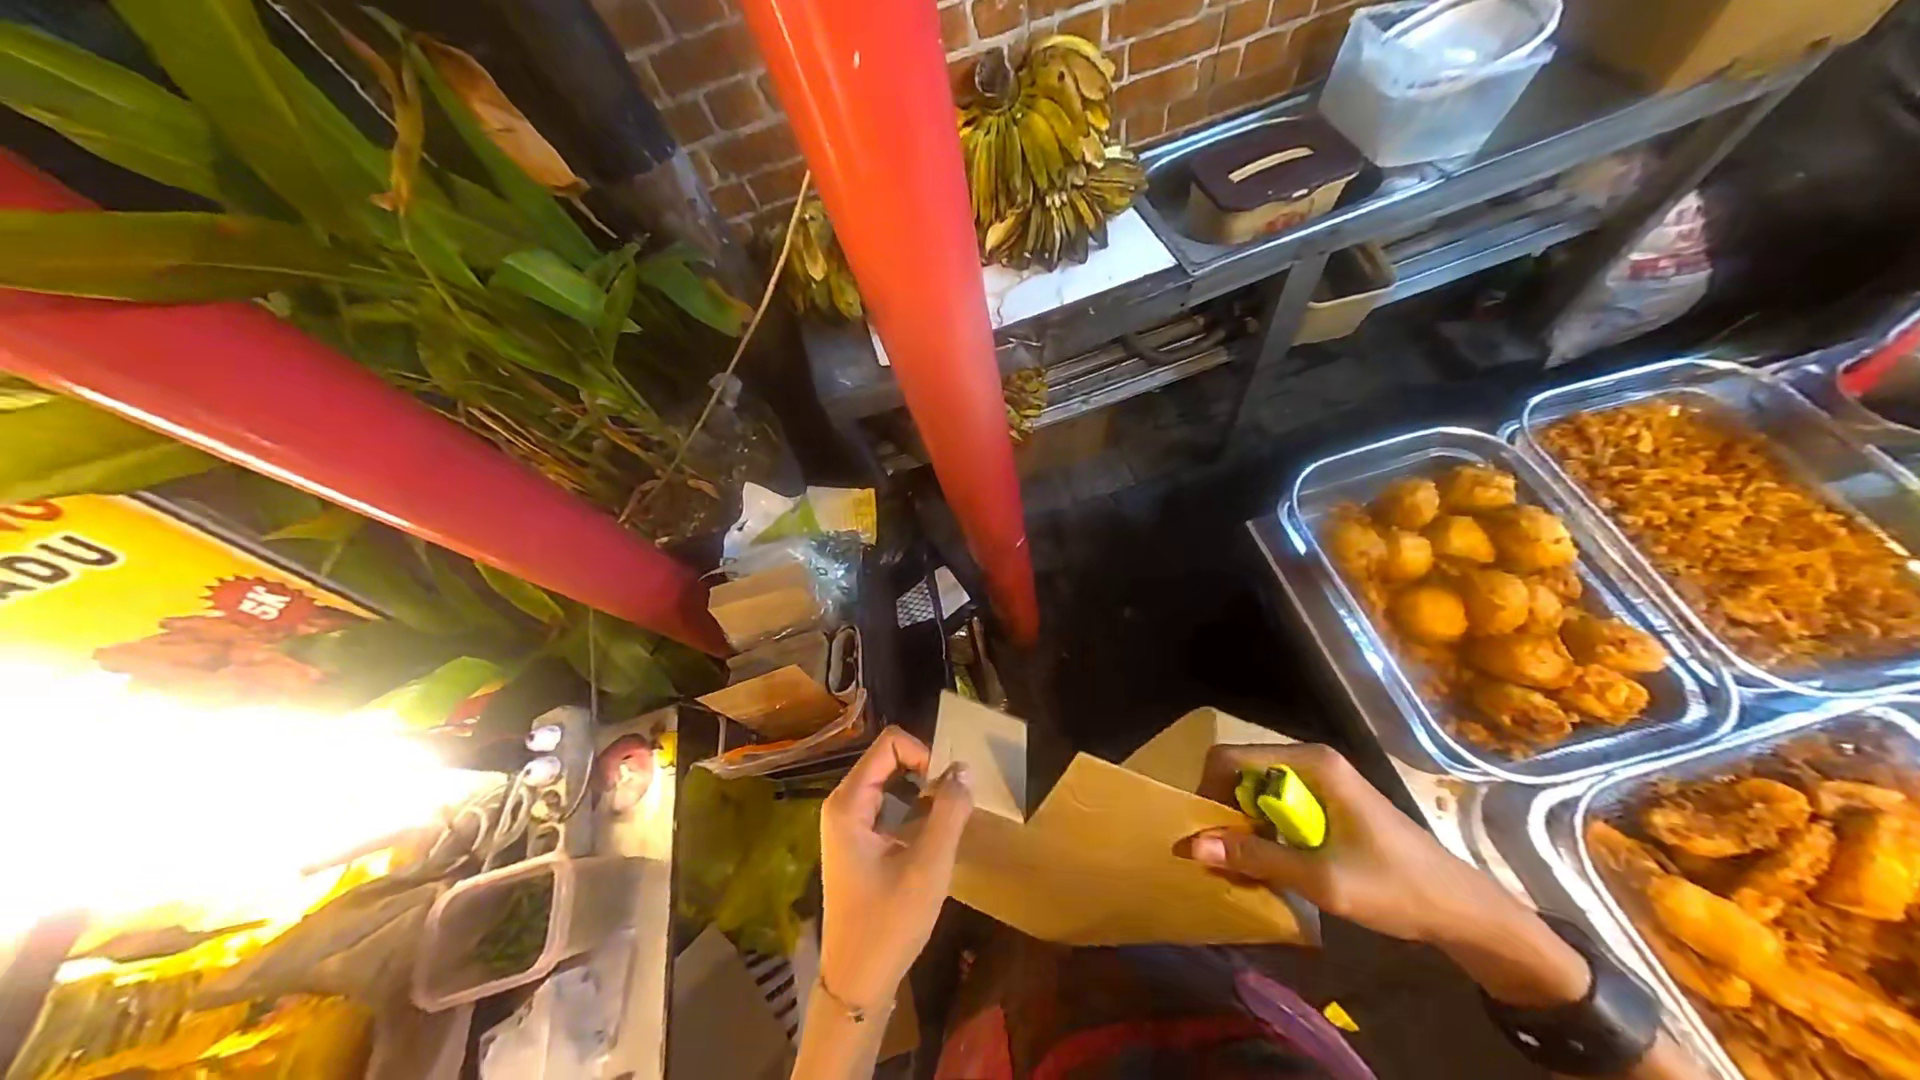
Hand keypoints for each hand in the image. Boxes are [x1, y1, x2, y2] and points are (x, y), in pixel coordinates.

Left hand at [818, 727, 972, 1011]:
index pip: (889, 743)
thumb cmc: (889, 924)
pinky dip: (912, 808)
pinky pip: (887, 803)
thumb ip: (949, 812)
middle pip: (888, 757)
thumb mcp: (928, 867)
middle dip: (924, 770)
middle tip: (952, 801)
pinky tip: (930, 836)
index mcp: (848, 803)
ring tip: (946, 819)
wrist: (856, 981)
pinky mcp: (855, 839)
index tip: (946, 787)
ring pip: (889, 780)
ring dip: (921, 791)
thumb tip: (964, 769)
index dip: (923, 753)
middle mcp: (841, 803)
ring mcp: (846, 822)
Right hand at [1183, 742, 1516, 946]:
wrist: (1462, 910)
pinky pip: (1276, 803)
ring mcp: (1320, 778)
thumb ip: (1255, 857)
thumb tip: (1191, 845)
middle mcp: (1311, 760)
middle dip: (1225, 813)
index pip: (1230, 759)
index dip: (1208, 793)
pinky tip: (1274, 863)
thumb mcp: (1321, 879)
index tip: (1206, 835)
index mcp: (1311, 764)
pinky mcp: (1327, 798)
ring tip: (1247, 866)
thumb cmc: (1395, 888)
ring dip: (1243, 826)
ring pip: (1255, 790)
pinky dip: (1264, 831)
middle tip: (1225, 857)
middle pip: (1240, 772)